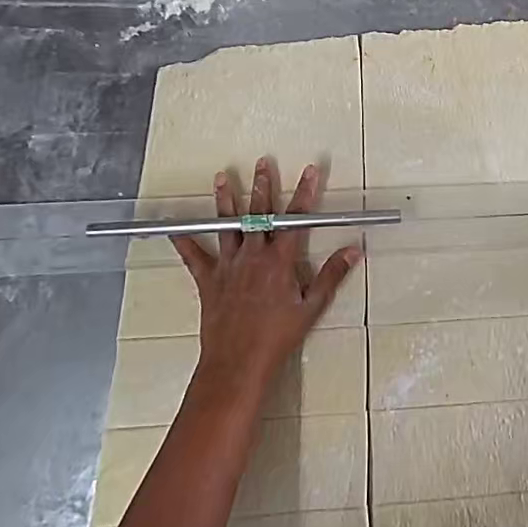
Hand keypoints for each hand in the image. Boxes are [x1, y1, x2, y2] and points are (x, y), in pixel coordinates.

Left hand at [170, 158, 361, 402]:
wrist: (238, 363)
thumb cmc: (278, 336)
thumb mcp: (313, 306)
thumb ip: (332, 275)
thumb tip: (354, 249)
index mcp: (281, 261)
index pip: (296, 219)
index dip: (305, 193)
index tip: (310, 171)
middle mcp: (254, 256)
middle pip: (259, 214)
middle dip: (262, 186)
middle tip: (262, 163)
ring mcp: (228, 267)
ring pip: (227, 226)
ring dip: (225, 201)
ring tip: (222, 178)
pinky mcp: (208, 281)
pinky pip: (194, 257)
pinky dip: (184, 242)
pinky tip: (173, 228)